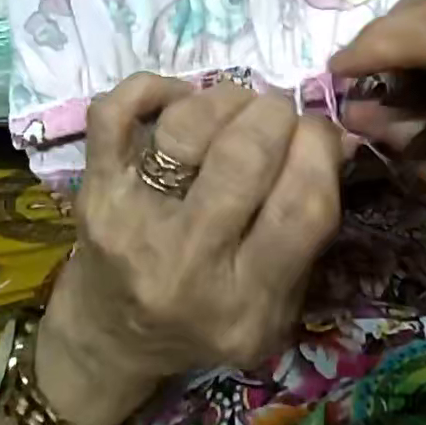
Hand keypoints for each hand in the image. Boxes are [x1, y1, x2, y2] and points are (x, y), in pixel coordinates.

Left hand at [33, 75, 344, 424]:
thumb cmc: (205, 320)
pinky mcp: (92, 190)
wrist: (113, 336)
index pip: (302, 207)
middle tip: (277, 111)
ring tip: (236, 103)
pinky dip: (150, 88)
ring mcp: (130, 221)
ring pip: (184, 128)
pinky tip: (178, 98)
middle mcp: (186, 262)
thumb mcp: (276, 305)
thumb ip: (307, 227)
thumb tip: (333, 135)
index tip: (319, 129)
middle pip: (243, 157)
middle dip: (273, 115)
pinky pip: (112, 114)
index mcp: (246, 301)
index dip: (319, 149)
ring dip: (223, 97)